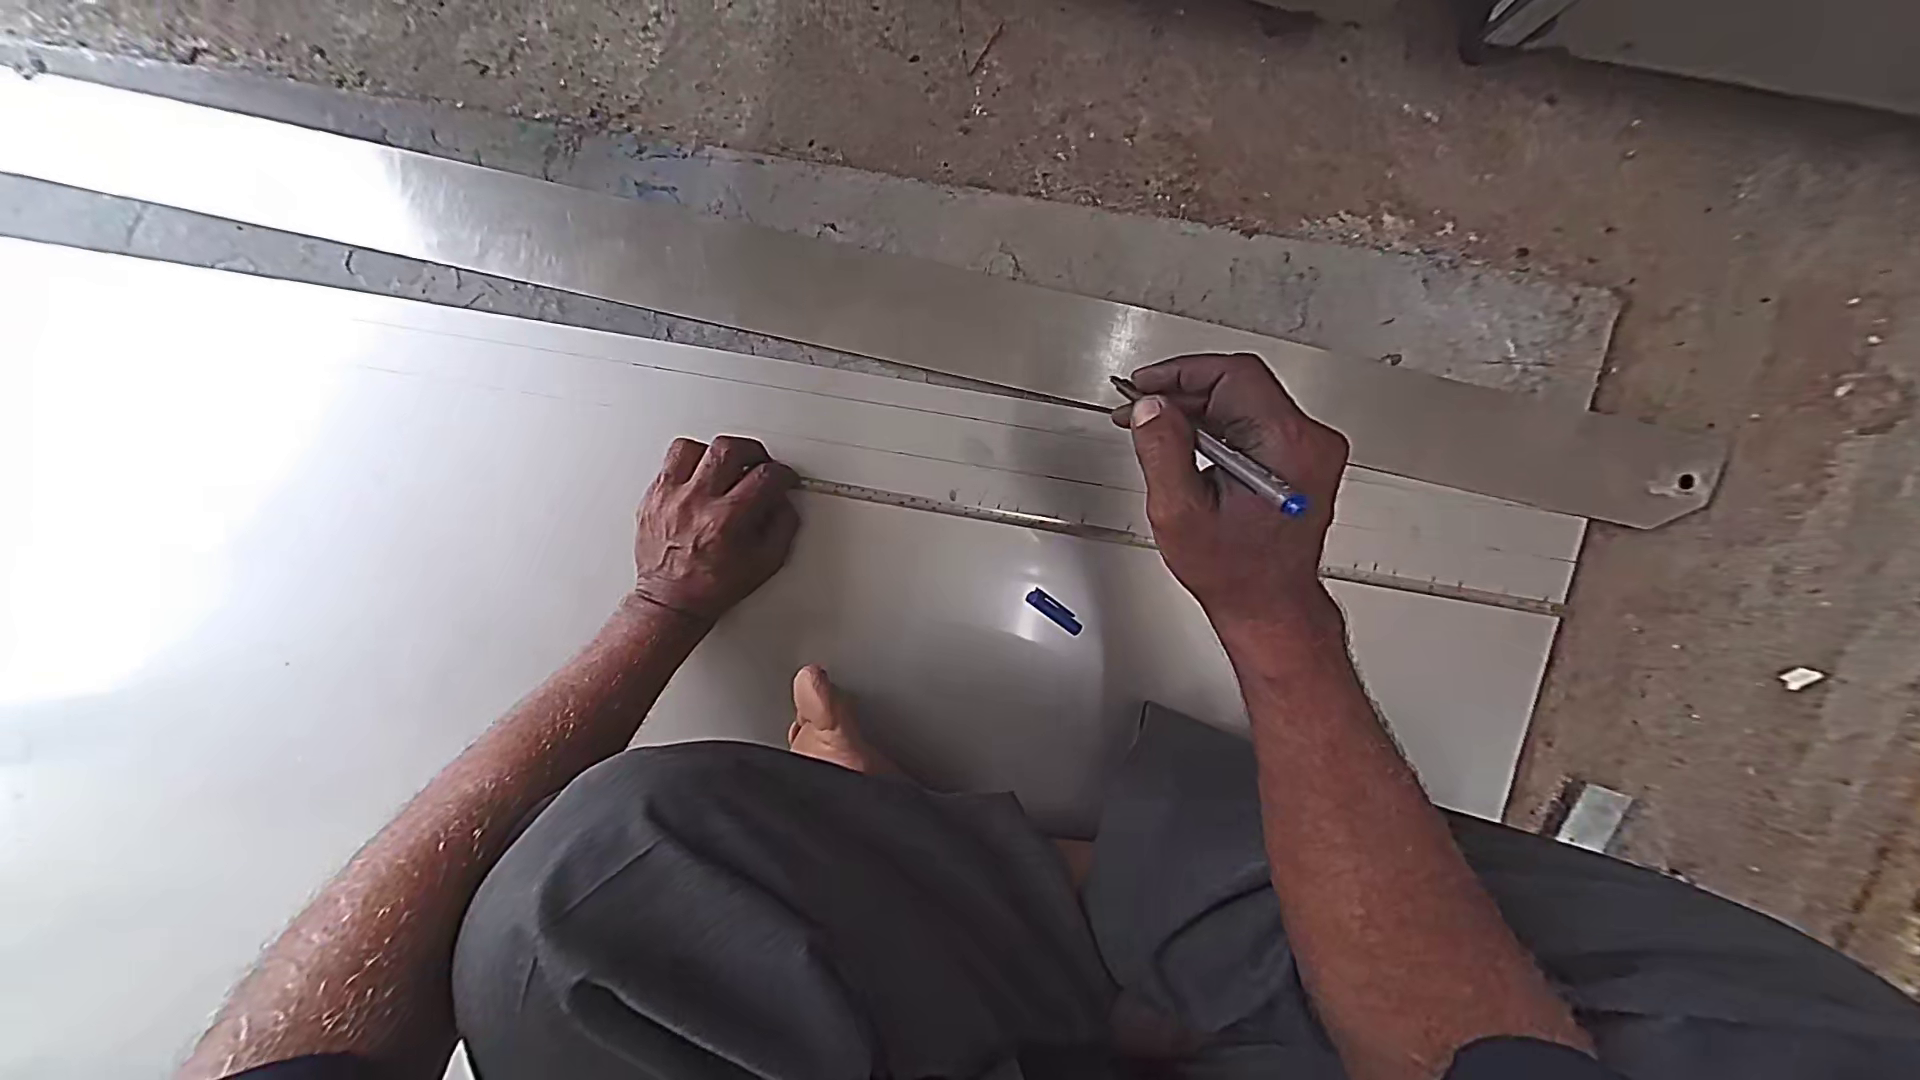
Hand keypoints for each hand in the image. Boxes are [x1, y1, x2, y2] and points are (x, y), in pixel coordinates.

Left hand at [630, 436, 801, 623]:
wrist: (672, 600)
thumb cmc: (714, 586)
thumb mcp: (766, 561)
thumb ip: (783, 525)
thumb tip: (783, 500)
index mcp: (728, 520)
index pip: (765, 476)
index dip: (783, 474)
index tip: (784, 478)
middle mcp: (697, 503)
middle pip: (730, 449)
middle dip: (753, 452)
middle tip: (759, 462)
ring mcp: (671, 498)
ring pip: (694, 447)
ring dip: (716, 453)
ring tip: (725, 466)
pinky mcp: (653, 498)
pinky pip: (671, 462)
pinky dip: (691, 465)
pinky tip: (700, 477)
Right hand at [1112, 353, 1348, 631]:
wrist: (1268, 605)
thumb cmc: (1236, 572)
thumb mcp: (1181, 512)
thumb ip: (1162, 452)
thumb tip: (1150, 408)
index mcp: (1287, 446)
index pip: (1234, 376)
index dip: (1181, 373)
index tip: (1145, 384)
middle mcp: (1307, 442)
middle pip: (1238, 386)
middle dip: (1181, 392)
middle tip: (1138, 407)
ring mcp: (1305, 451)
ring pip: (1241, 404)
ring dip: (1193, 410)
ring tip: (1151, 426)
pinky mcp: (1296, 461)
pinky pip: (1248, 425)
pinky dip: (1210, 428)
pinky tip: (1180, 442)